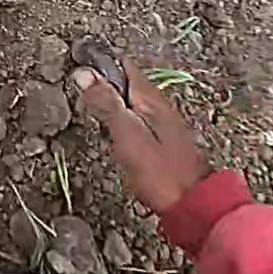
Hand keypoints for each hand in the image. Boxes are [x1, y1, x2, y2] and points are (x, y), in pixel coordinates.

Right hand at [72, 60, 207, 213]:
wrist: (193, 208)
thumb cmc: (159, 172)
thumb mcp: (128, 135)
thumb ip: (107, 104)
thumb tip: (83, 73)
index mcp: (149, 97)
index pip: (122, 64)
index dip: (99, 65)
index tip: (79, 76)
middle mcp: (157, 103)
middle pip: (124, 83)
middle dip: (102, 88)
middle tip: (83, 103)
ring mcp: (161, 121)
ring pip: (129, 102)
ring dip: (110, 107)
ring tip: (95, 123)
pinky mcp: (161, 139)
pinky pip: (135, 120)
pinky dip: (120, 123)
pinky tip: (113, 140)